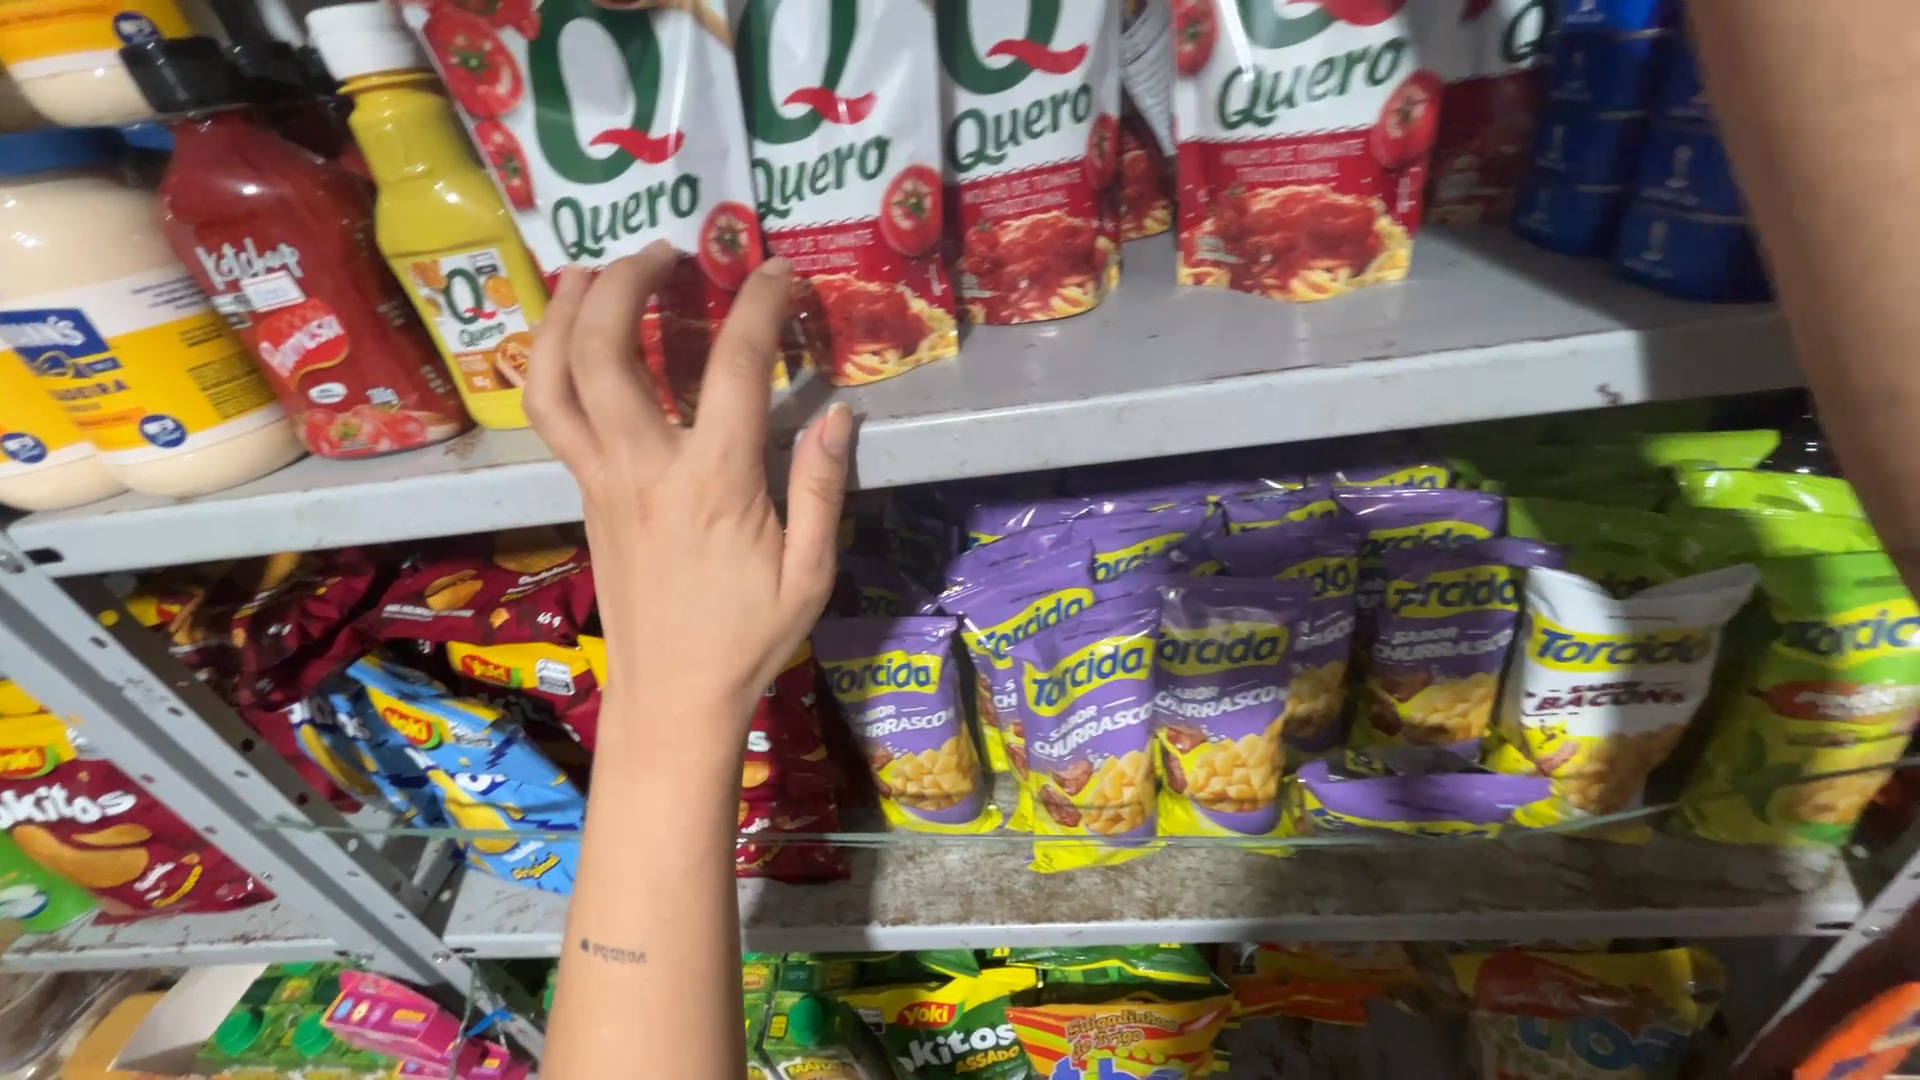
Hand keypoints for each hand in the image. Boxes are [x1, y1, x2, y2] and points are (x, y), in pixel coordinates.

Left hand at [527, 241, 851, 764]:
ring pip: (555, 378)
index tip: (776, 273)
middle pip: (607, 351)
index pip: (732, 368)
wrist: (672, 696)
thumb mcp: (810, 573)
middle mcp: (645, 467)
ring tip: (593, 270)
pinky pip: (552, 414)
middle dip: (629, 282)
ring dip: (566, 312)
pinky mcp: (585, 496)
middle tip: (665, 251)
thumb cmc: (748, 637)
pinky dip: (550, 362)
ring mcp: (602, 480)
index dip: (756, 307)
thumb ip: (821, 490)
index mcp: (714, 483)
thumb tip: (840, 414)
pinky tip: (572, 341)